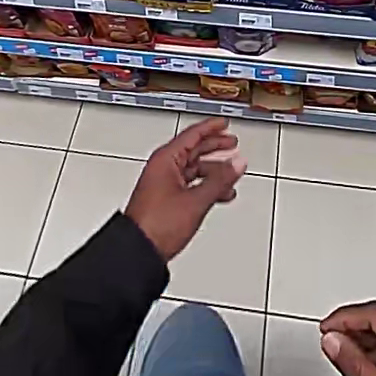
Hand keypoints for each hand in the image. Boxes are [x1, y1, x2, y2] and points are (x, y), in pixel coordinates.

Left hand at [124, 117, 246, 260]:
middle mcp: (164, 168)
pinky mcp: (166, 198)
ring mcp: (164, 183)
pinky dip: (207, 185)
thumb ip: (220, 180)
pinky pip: (191, 184)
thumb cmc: (156, 224)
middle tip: (231, 142)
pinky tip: (221, 193)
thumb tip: (237, 163)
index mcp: (166, 159)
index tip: (223, 123)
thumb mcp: (196, 200)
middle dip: (214, 146)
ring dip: (214, 170)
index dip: (211, 127)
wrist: (138, 251)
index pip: (193, 134)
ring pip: (194, 168)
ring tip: (232, 171)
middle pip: (194, 149)